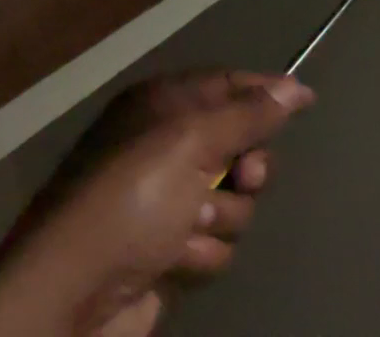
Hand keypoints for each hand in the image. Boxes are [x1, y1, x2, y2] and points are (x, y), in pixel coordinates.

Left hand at [0, 71, 315, 336]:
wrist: (72, 295)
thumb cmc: (132, 199)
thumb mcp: (192, 141)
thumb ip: (248, 113)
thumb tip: (293, 86)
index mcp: (161, 105)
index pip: (226, 83)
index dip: (266, 90)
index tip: (307, 100)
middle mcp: (164, 146)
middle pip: (238, 143)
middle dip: (247, 166)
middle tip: (244, 177)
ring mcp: (166, 200)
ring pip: (234, 197)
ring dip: (222, 215)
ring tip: (191, 226)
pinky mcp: (169, 248)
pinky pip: (215, 241)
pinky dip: (202, 250)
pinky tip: (175, 258)